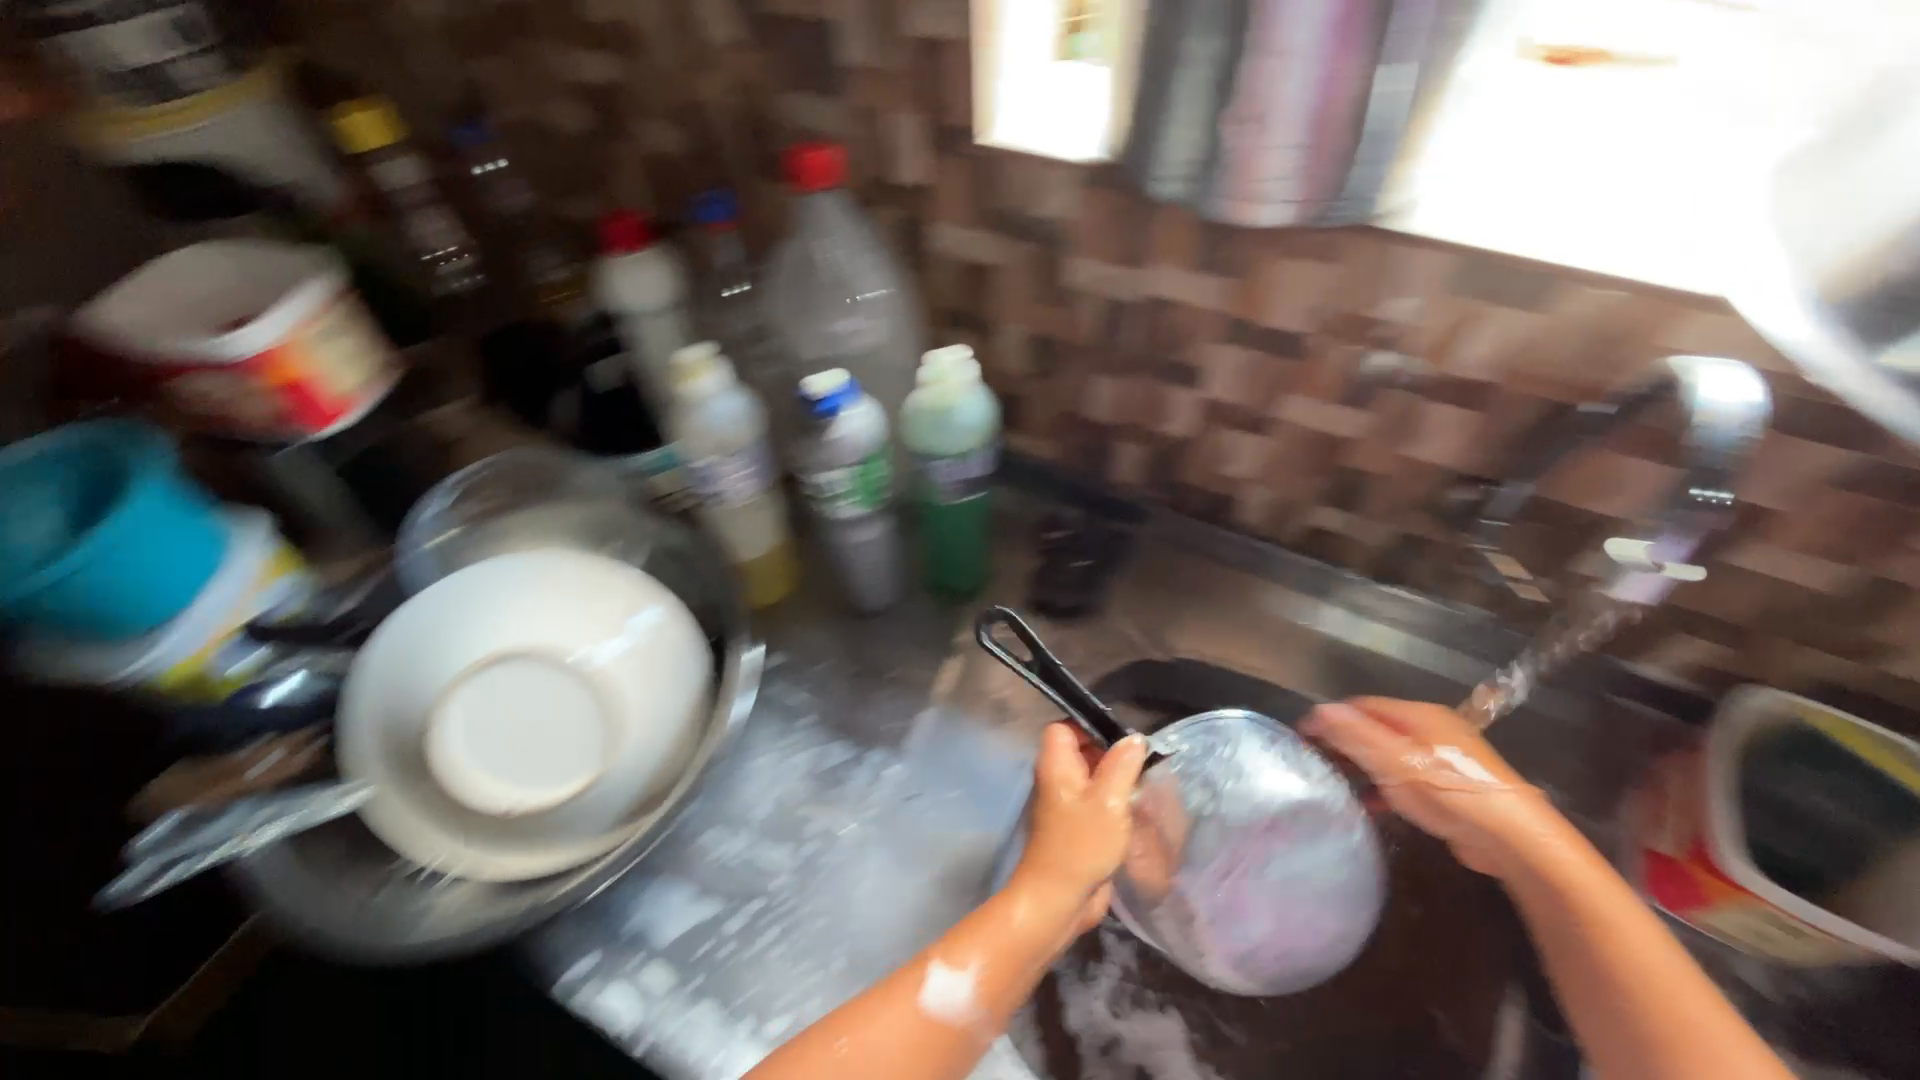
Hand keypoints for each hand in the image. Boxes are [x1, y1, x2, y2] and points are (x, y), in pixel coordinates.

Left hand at [1009, 723, 1149, 935]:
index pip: (1064, 727)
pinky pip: (1094, 801)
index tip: (1121, 740)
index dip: (1090, 727)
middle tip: (1139, 764)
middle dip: (1110, 754)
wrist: (1060, 898)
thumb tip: (1134, 739)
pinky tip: (1134, 811)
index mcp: (1055, 764)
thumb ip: (1123, 764)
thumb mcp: (1110, 799)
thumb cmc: (1082, 843)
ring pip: (1090, 778)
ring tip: (1142, 786)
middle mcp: (1055, 779)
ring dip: (1115, 780)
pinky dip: (1112, 802)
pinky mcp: (1075, 826)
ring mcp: (1064, 804)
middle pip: (1080, 751)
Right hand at [1301, 697, 1568, 878]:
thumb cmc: (1448, 791)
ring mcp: (1443, 757)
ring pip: (1389, 754)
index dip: (1330, 719)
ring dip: (1364, 768)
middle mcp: (1431, 728)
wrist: (1512, 839)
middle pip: (1375, 728)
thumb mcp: (1393, 762)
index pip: (1360, 705)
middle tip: (1318, 764)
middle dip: (1345, 743)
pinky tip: (1374, 806)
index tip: (1304, 739)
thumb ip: (1354, 734)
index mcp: (1418, 714)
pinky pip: (1405, 776)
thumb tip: (1318, 710)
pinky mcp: (1450, 785)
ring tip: (1339, 786)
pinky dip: (1385, 786)